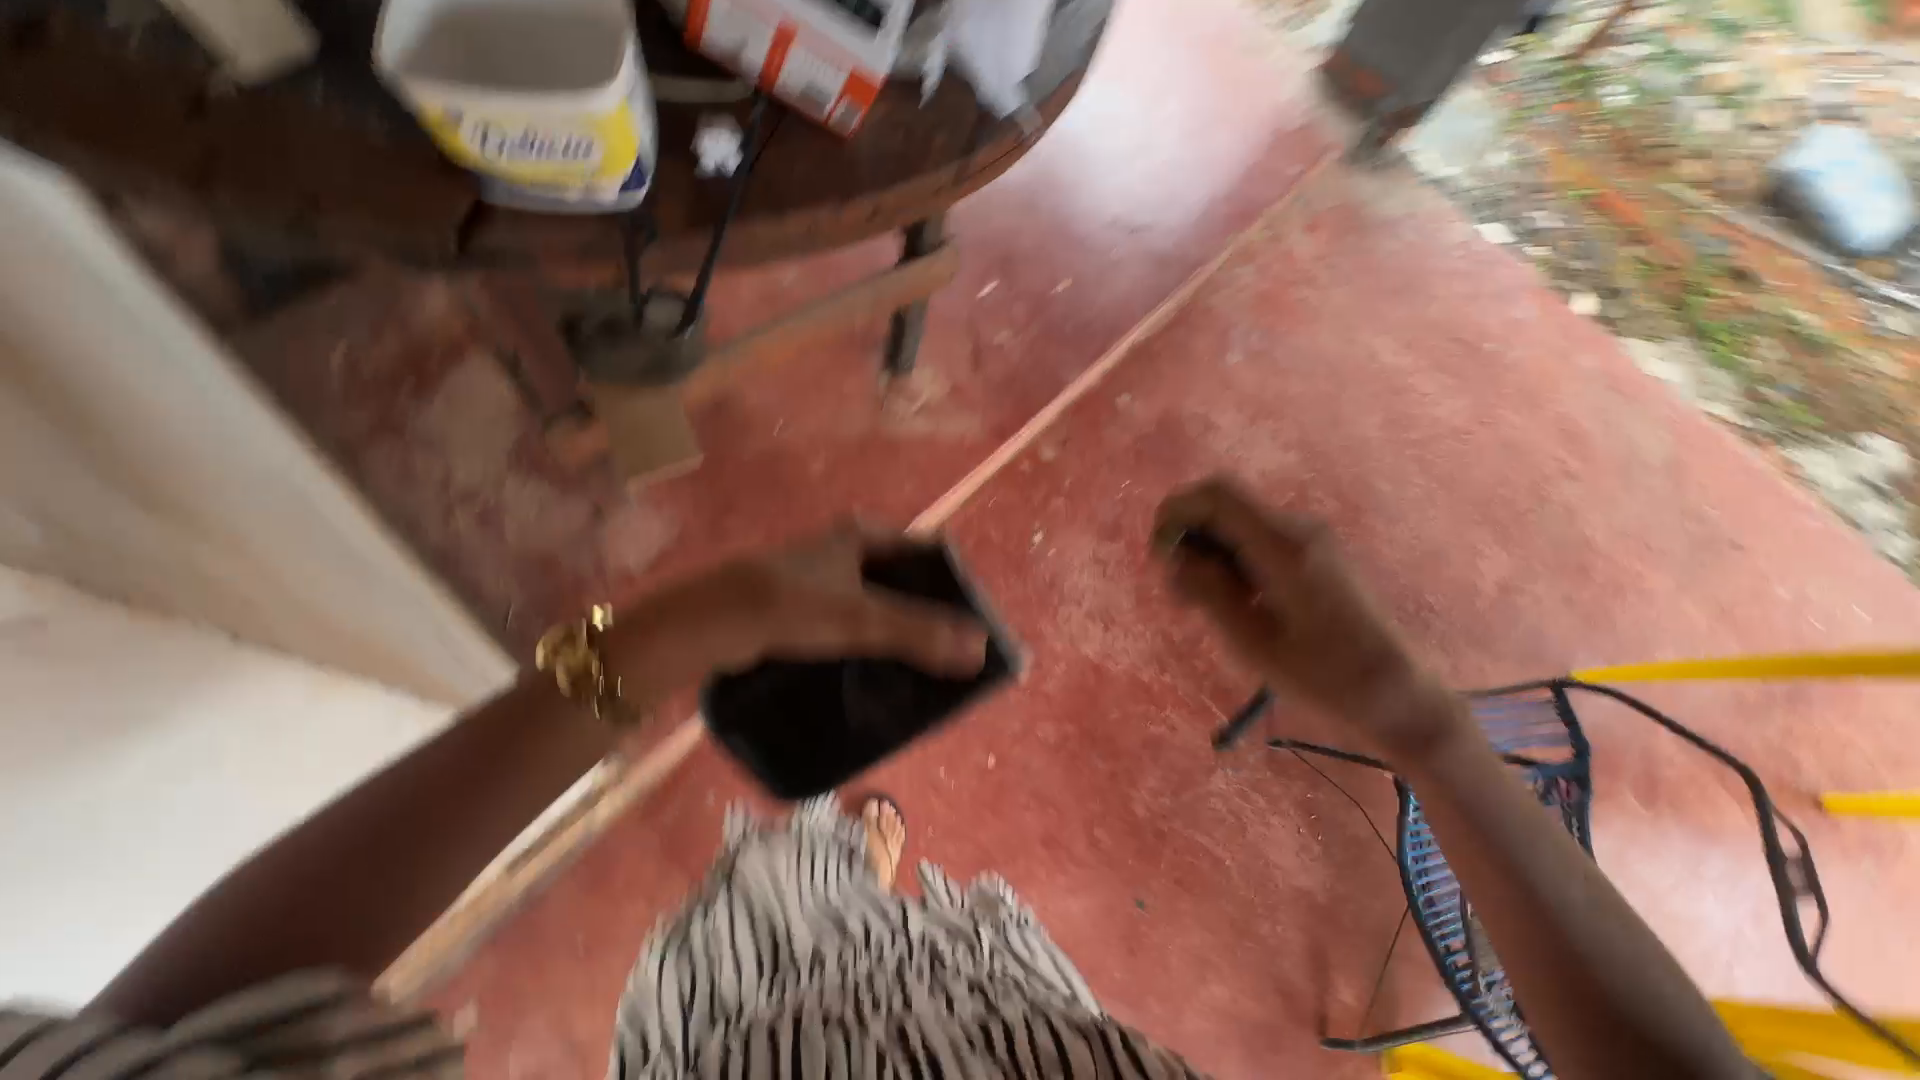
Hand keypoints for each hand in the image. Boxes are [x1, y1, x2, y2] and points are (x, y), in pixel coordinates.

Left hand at [606, 523, 989, 698]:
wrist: (715, 622)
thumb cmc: (793, 605)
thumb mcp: (863, 619)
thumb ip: (920, 634)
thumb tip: (978, 650)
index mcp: (860, 535)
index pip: (922, 551)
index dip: (948, 581)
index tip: (969, 615)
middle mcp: (840, 548)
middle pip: (898, 578)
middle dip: (922, 609)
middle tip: (949, 645)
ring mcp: (817, 576)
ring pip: (870, 600)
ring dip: (892, 626)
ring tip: (919, 661)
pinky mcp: (797, 604)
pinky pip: (845, 619)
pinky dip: (863, 637)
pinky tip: (873, 664)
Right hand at [1152, 477, 1465, 762]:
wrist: (1396, 694)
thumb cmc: (1323, 676)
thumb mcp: (1251, 641)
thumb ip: (1208, 590)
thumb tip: (1175, 555)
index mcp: (1282, 546)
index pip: (1216, 495)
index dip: (1176, 512)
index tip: (1161, 557)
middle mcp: (1298, 529)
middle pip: (1224, 505)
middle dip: (1189, 538)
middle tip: (1179, 594)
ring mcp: (1312, 539)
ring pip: (1239, 524)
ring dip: (1209, 553)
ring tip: (1202, 606)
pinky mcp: (1317, 555)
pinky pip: (1259, 540)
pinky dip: (1233, 560)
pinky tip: (1233, 603)